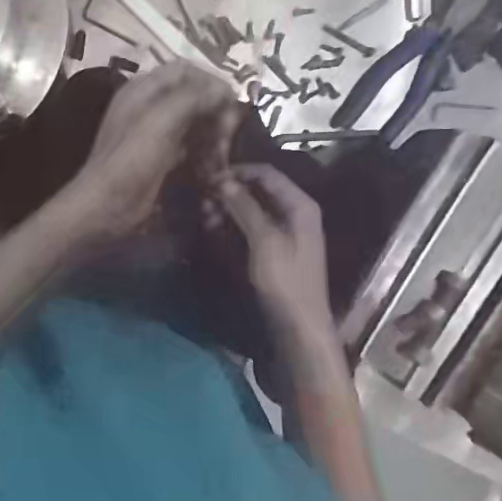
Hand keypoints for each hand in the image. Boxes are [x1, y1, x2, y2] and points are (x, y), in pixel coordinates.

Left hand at [57, 62, 238, 241]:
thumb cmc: (131, 159)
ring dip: (214, 141)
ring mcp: (158, 135)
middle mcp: (151, 108)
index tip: (231, 104)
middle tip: (226, 137)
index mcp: (144, 90)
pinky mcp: (164, 161)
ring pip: (197, 126)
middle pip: (195, 98)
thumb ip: (194, 97)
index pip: (186, 71)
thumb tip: (225, 90)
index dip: (211, 82)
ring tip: (220, 161)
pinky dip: (206, 159)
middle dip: (216, 116)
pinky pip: (193, 151)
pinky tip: (212, 175)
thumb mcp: (161, 120)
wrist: (107, 207)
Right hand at [211, 164, 333, 335]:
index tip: (209, 178)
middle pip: (258, 190)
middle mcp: (293, 213)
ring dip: (227, 207)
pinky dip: (231, 224)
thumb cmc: (286, 282)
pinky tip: (212, 227)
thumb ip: (245, 207)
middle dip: (229, 191)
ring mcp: (282, 232)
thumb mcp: (265, 241)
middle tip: (202, 197)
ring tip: (203, 214)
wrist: (299, 329)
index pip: (267, 174)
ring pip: (250, 208)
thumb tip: (224, 180)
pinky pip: (249, 227)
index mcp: (300, 206)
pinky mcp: (271, 249)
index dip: (238, 172)